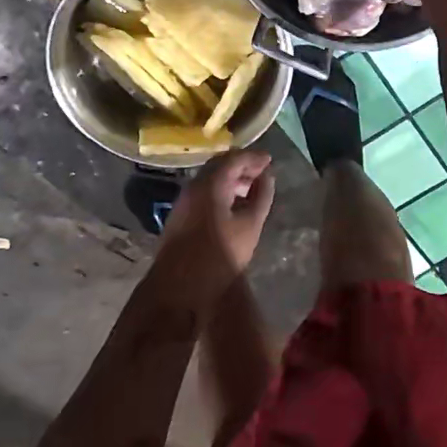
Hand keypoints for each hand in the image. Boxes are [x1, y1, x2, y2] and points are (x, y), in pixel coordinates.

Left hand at [153, 150, 274, 304]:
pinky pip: (204, 192)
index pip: (234, 158)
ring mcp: (184, 200)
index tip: (270, 160)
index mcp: (211, 184)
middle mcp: (194, 186)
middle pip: (220, 165)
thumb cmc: (218, 256)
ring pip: (210, 179)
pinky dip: (221, 190)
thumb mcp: (250, 226)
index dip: (254, 157)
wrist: (176, 289)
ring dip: (231, 179)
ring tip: (252, 190)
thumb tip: (267, 176)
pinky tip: (234, 206)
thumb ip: (261, 197)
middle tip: (262, 173)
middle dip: (242, 165)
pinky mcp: (180, 215)